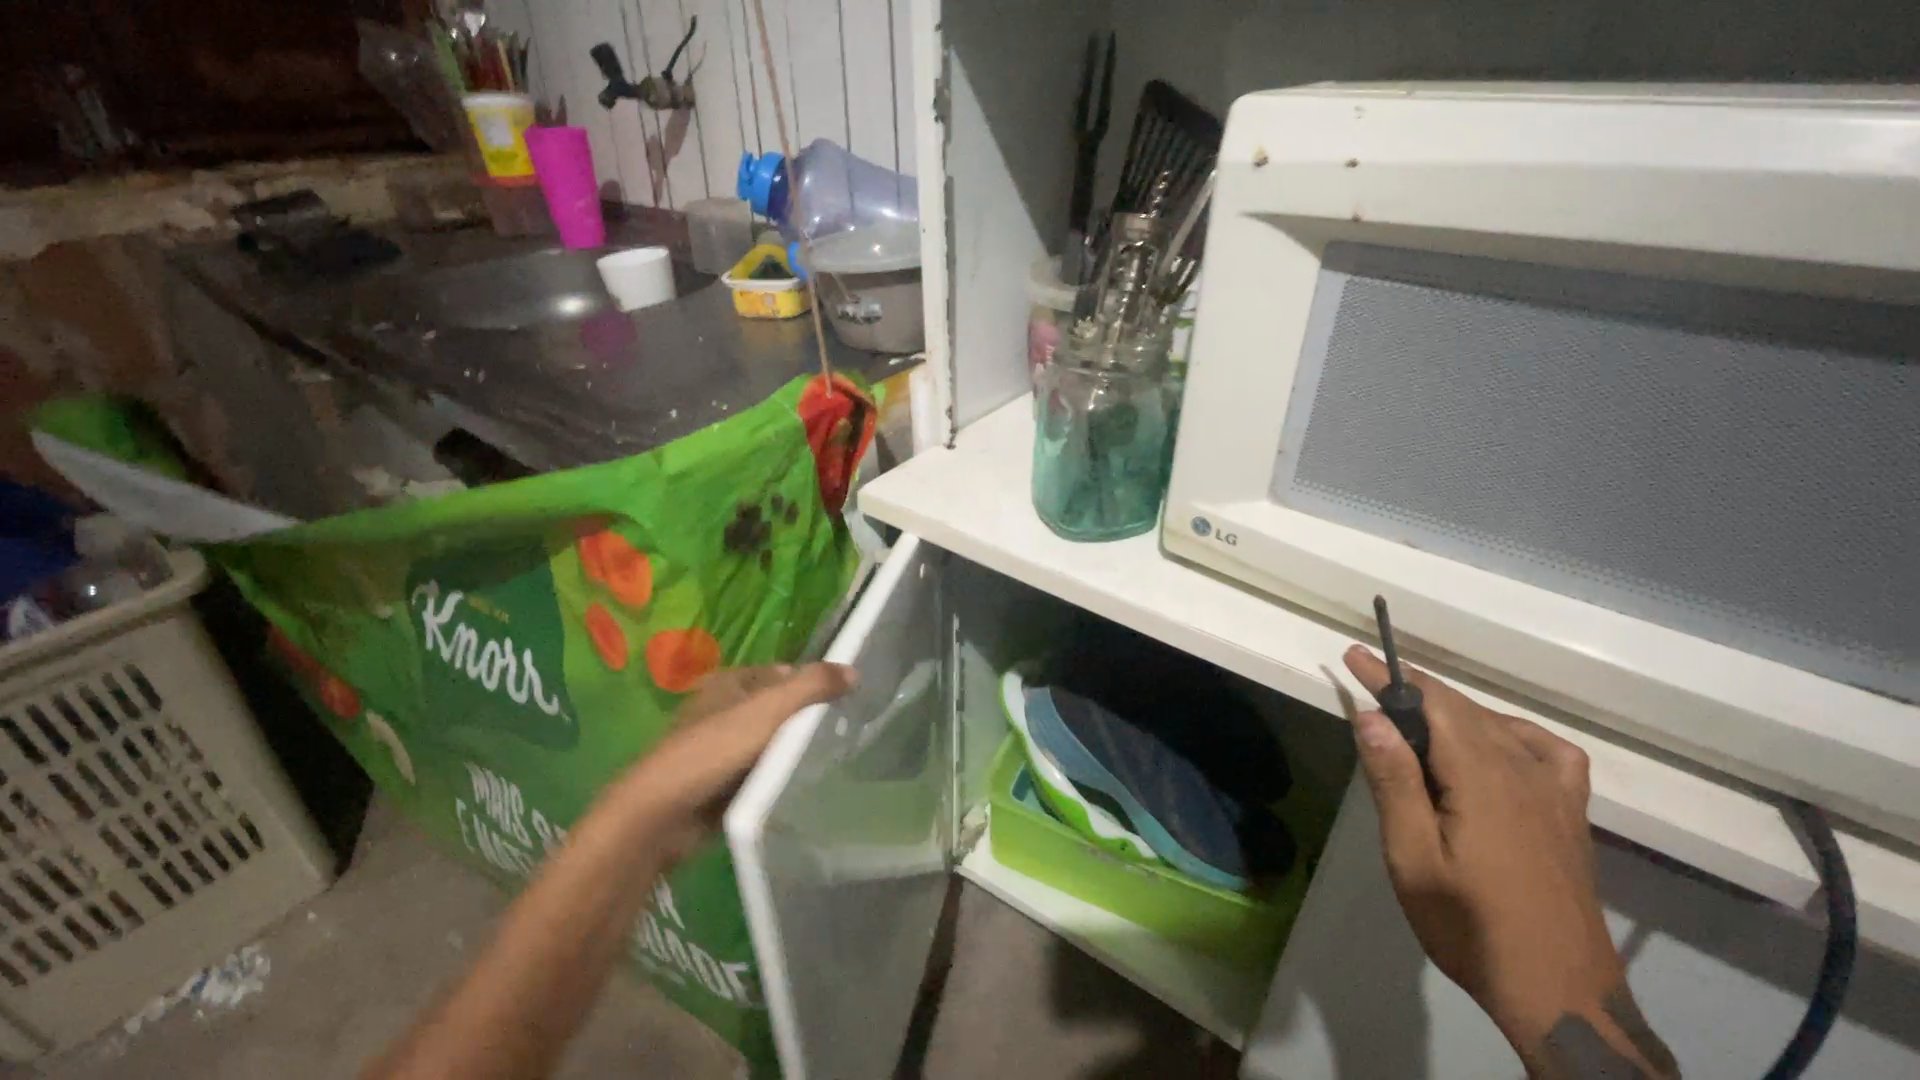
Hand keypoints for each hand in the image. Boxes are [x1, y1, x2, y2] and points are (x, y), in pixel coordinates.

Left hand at [625, 663, 858, 856]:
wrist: (661, 815)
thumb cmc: (713, 751)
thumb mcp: (768, 709)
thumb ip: (811, 686)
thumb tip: (853, 670)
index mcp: (729, 682)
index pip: (783, 673)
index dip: (812, 683)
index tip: (846, 701)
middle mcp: (722, 710)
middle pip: (777, 709)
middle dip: (805, 720)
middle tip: (846, 733)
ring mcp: (719, 749)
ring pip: (769, 744)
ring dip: (792, 753)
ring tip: (833, 762)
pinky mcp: (719, 784)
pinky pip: (759, 775)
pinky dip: (777, 779)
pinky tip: (802, 789)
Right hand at [1342, 646, 1623, 1056]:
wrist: (1559, 992)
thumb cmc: (1469, 925)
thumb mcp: (1412, 857)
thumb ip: (1394, 781)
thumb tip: (1372, 716)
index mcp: (1481, 778)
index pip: (1432, 704)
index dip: (1391, 677)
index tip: (1356, 656)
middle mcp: (1523, 771)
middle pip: (1463, 710)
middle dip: (1414, 690)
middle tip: (1369, 682)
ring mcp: (1555, 792)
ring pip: (1498, 726)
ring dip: (1453, 711)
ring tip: (1413, 720)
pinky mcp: (1571, 814)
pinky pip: (1546, 750)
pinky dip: (1513, 732)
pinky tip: (1496, 746)